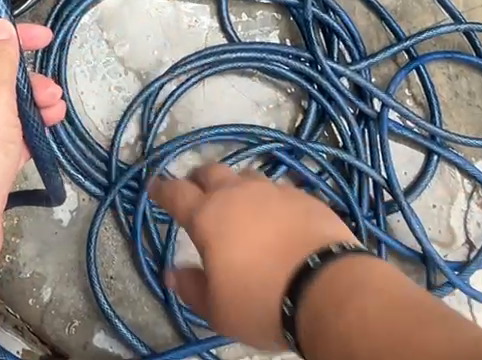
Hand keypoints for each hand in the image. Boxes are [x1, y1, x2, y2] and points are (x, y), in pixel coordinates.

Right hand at [150, 164, 359, 348]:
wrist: (326, 287)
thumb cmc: (262, 301)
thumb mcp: (219, 310)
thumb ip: (192, 289)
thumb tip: (173, 274)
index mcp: (208, 216)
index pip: (176, 194)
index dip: (162, 189)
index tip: (154, 186)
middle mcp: (236, 194)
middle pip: (210, 172)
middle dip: (198, 179)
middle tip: (195, 191)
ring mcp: (272, 190)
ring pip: (245, 176)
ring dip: (235, 186)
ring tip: (237, 202)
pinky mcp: (302, 195)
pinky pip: (277, 189)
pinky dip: (268, 199)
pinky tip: (274, 215)